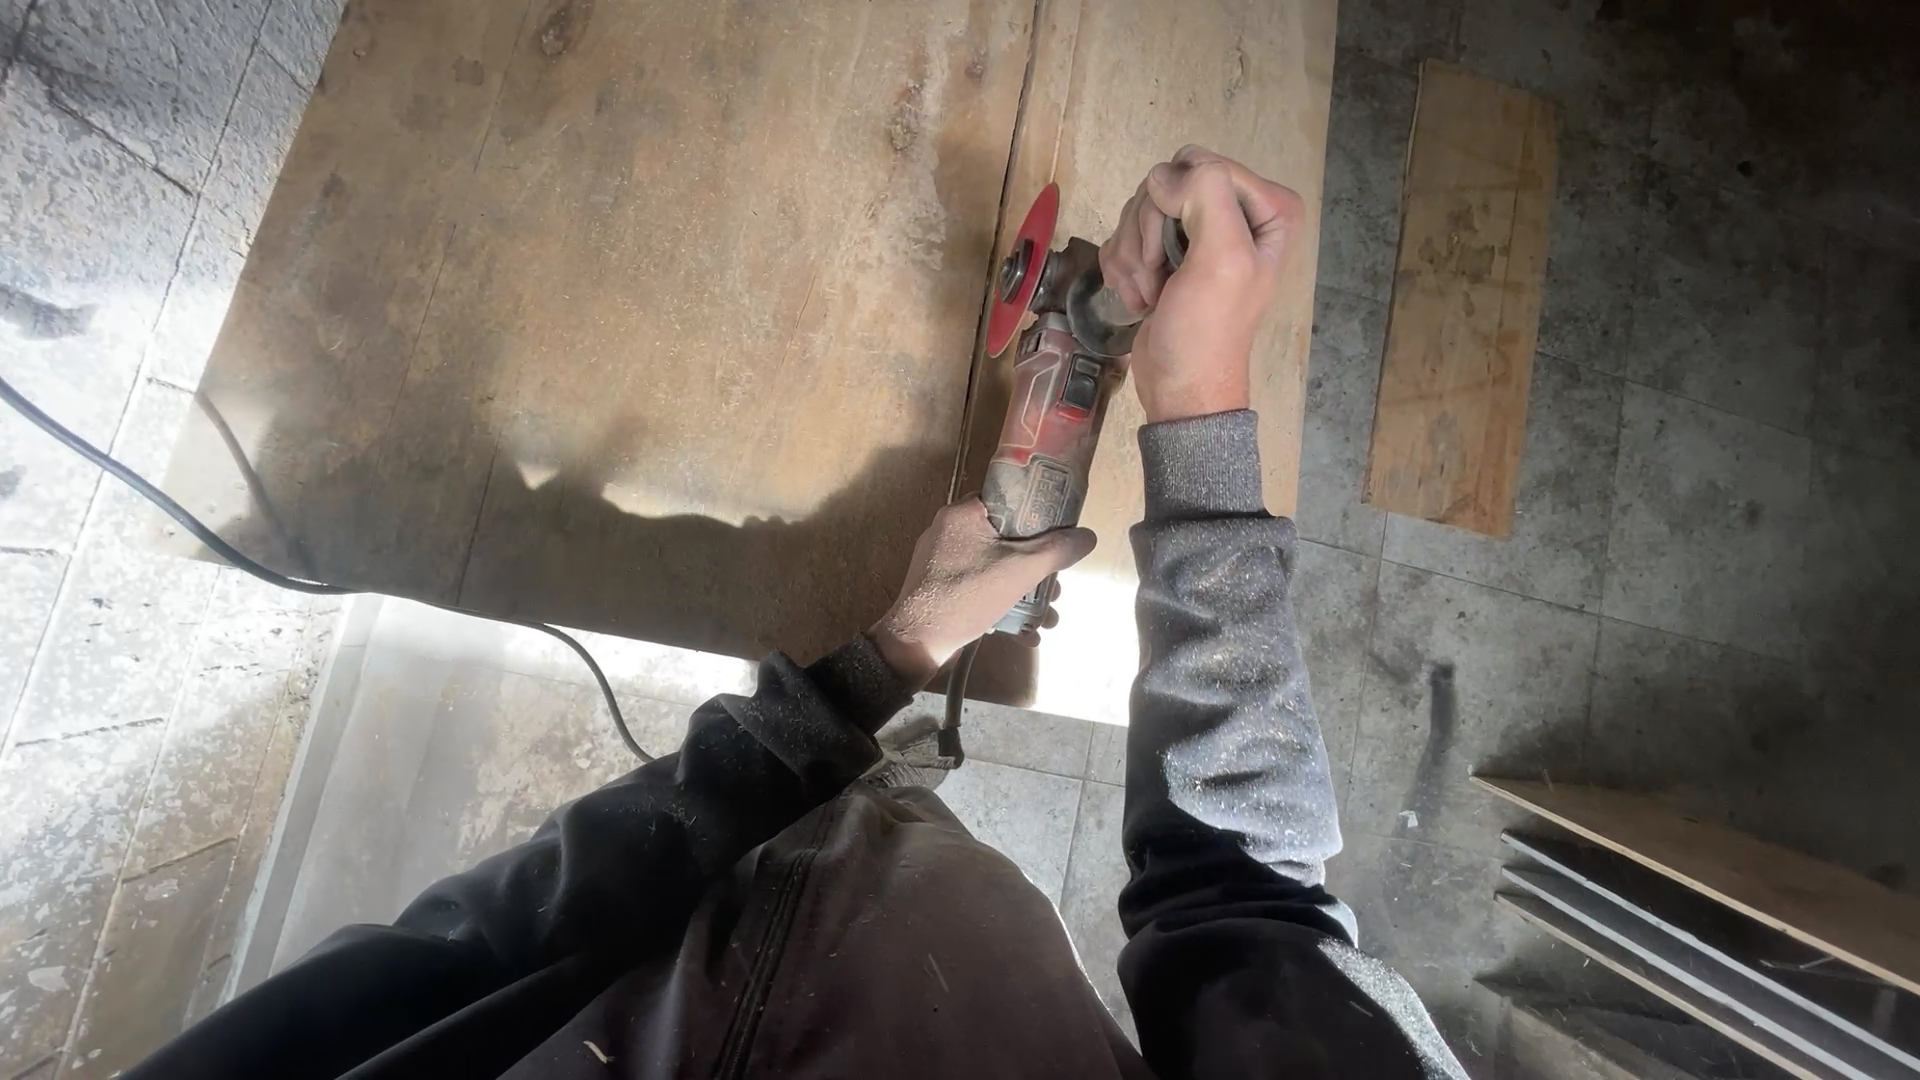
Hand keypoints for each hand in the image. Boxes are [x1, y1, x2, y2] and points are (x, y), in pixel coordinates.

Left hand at [869, 498, 1095, 690]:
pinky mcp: (940, 586)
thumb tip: (1089, 536)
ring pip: (996, 566)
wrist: (916, 642)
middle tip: (1056, 587)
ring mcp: (942, 559)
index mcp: (963, 513)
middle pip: (1007, 538)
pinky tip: (1024, 632)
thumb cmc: (966, 596)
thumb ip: (1056, 551)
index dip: (1039, 516)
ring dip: (1025, 591)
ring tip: (1046, 617)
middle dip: (1037, 567)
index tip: (1060, 536)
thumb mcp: (1019, 571)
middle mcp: (950, 529)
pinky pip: (980, 585)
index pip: (1008, 500)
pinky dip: (1002, 602)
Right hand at [1098, 145, 1305, 421]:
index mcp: (1266, 207)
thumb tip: (1161, 177)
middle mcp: (1232, 213)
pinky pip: (1124, 239)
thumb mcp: (1222, 258)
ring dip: (1133, 259)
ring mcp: (1193, 235)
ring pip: (1138, 212)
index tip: (1170, 256)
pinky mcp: (1162, 258)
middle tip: (1157, 277)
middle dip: (1147, 236)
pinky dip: (1123, 271)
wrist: (1178, 387)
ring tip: (1149, 295)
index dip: (1173, 204)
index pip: (1199, 164)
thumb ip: (1204, 194)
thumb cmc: (1206, 331)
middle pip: (1164, 185)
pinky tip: (1139, 299)